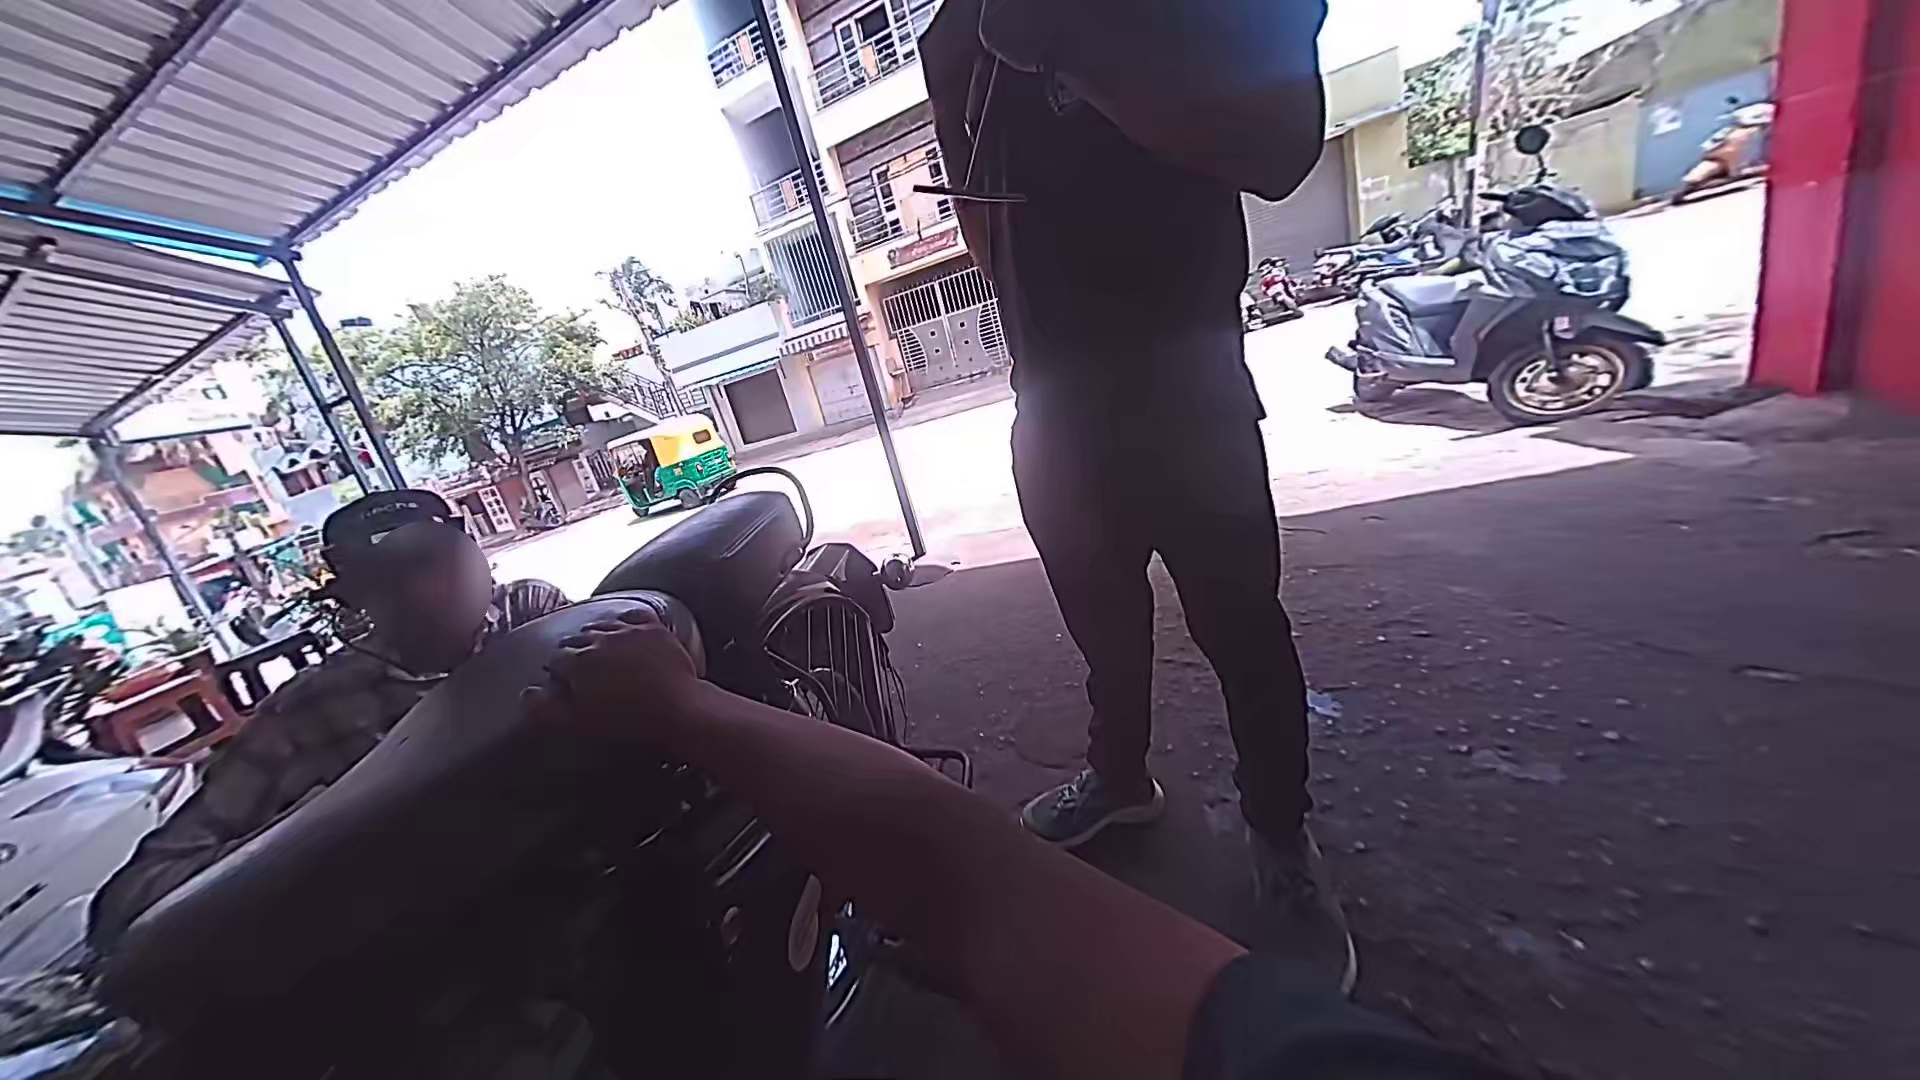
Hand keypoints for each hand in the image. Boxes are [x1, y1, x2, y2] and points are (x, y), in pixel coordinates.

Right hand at [525, 607, 704, 742]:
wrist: (677, 710)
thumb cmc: (626, 723)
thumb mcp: (577, 724)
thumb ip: (545, 708)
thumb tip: (528, 691)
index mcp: (577, 661)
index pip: (556, 659)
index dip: (558, 670)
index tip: (564, 679)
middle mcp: (600, 638)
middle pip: (577, 639)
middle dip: (575, 651)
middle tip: (582, 666)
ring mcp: (629, 630)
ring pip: (604, 624)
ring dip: (598, 634)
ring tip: (601, 647)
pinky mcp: (655, 628)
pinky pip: (634, 615)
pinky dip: (626, 620)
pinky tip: (627, 629)